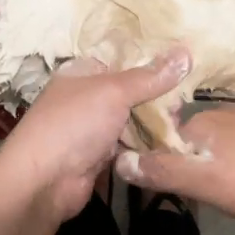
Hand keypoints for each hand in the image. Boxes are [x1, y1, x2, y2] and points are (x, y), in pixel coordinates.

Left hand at [0, 46, 190, 221]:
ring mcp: (92, 128)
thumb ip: (149, 77)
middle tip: (190, 97)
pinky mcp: (99, 156)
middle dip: (156, 95)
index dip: (150, 60)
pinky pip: (128, 145)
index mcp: (82, 72)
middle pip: (129, 90)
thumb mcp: (114, 92)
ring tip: (187, 119)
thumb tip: (186, 52)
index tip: (184, 61)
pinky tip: (172, 143)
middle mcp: (86, 96)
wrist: (44, 182)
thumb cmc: (74, 124)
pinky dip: (145, 145)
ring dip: (153, 122)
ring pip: (131, 119)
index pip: (121, 58)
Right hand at [114, 105, 234, 225]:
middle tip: (203, 197)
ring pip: (226, 138)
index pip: (167, 138)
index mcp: (203, 122)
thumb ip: (163, 171)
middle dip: (193, 162)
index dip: (163, 164)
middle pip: (196, 138)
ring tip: (233, 191)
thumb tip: (120, 159)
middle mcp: (226, 110)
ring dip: (222, 160)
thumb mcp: (206, 184)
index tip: (169, 191)